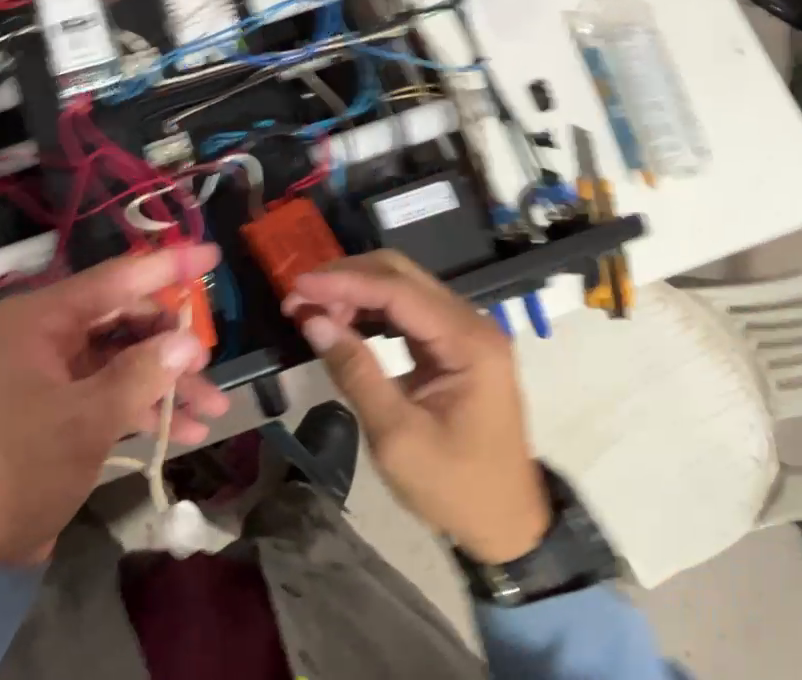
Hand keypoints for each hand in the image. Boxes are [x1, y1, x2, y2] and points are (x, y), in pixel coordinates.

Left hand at [0, 245, 230, 566]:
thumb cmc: (21, 466)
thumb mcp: (87, 419)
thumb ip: (141, 373)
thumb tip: (189, 341)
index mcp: (40, 318)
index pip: (115, 279)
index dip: (166, 267)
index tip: (212, 254)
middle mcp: (45, 334)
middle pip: (124, 318)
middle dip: (172, 344)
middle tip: (211, 369)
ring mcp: (52, 371)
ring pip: (124, 358)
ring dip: (168, 382)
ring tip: (214, 410)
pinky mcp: (60, 405)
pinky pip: (112, 389)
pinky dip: (146, 405)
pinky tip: (187, 431)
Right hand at [283, 250, 550, 563]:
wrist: (506, 525)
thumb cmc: (454, 487)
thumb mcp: (396, 436)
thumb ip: (355, 372)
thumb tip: (312, 320)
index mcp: (469, 343)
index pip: (397, 291)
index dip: (343, 282)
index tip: (295, 288)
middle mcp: (473, 325)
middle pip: (402, 276)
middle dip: (346, 279)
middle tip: (298, 298)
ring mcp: (466, 334)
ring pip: (403, 288)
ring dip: (355, 291)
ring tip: (310, 310)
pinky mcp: (454, 348)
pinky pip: (407, 312)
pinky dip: (370, 310)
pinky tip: (341, 321)